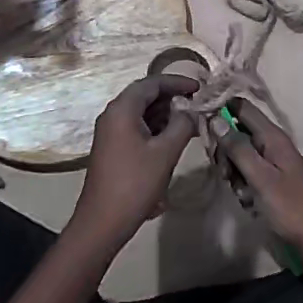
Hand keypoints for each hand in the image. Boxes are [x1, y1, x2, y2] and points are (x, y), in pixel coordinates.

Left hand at [69, 75, 199, 247]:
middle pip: (145, 95)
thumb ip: (182, 124)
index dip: (177, 82)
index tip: (200, 87)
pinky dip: (156, 127)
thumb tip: (192, 110)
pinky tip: (174, 137)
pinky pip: (137, 127)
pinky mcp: (113, 147)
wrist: (103, 221)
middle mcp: (113, 114)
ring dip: (166, 113)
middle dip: (173, 97)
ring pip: (142, 112)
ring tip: (191, 121)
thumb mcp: (165, 152)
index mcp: (122, 109)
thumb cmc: (135, 183)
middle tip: (198, 104)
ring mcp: (111, 132)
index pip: (152, 83)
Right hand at [222, 99, 302, 256]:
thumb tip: (215, 120)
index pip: (242, 107)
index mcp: (272, 136)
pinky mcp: (270, 176)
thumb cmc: (289, 206)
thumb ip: (238, 148)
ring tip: (241, 192)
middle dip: (225, 151)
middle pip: (237, 131)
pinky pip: (247, 171)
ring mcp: (271, 159)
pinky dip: (242, 183)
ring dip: (233, 171)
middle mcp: (271, 142)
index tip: (202, 126)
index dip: (220, 110)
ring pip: (239, 154)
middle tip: (225, 174)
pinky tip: (247, 199)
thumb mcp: (260, 177)